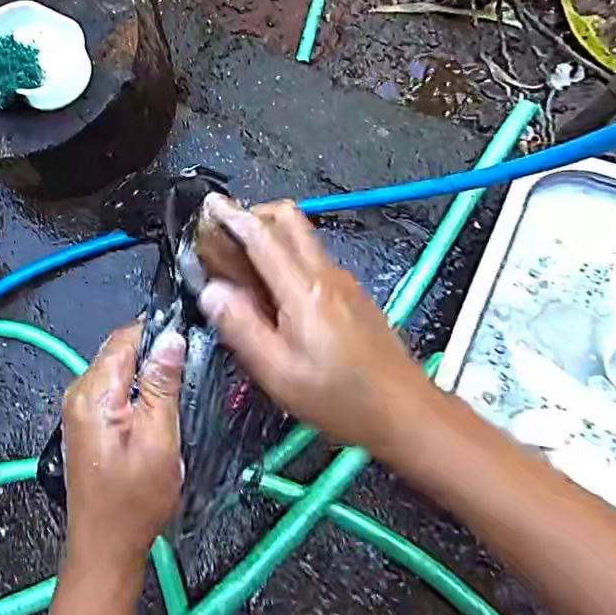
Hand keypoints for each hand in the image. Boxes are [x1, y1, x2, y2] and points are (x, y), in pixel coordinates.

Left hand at [60, 322, 185, 571]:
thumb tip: (172, 338)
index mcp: (94, 392)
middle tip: (188, 361)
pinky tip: (157, 404)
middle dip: (153, 349)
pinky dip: (136, 386)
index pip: (126, 337)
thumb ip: (164, 385)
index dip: (158, 330)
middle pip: (119, 349)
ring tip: (177, 383)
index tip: (188, 333)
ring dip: (147, 369)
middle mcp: (79, 392)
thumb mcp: (159, 440)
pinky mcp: (85, 420)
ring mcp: (78, 406)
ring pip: (118, 366)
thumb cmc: (133, 501)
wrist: (105, 548)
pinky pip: (113, 386)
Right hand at [198, 194, 427, 452]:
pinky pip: (313, 256)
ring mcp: (343, 280)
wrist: (404, 411)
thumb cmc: (340, 398)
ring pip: (302, 235)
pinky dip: (287, 254)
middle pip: (289, 217)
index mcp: (304, 290)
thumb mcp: (278, 372)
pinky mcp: (352, 292)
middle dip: (254, 213)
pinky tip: (275, 289)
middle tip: (227, 233)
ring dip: (270, 233)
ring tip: (243, 262)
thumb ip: (241, 327)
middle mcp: (326, 274)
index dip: (232, 215)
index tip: (211, 203)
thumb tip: (212, 292)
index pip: (262, 236)